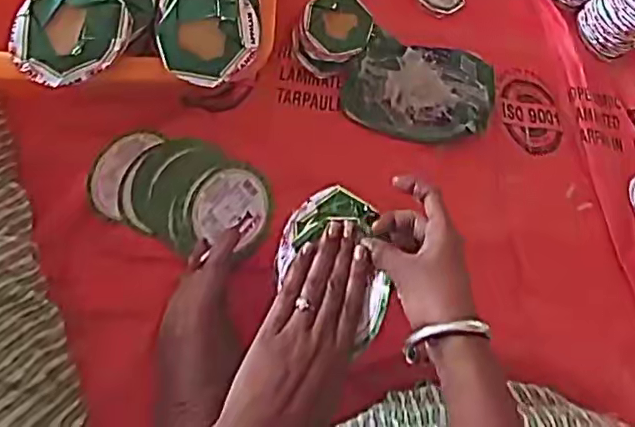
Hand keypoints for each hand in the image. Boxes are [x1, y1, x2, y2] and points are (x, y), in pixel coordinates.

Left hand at [215, 223, 373, 426]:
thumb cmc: (294, 425)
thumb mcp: (329, 395)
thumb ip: (337, 362)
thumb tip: (344, 344)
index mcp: (338, 354)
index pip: (354, 302)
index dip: (360, 272)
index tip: (365, 250)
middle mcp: (320, 336)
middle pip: (337, 285)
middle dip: (345, 252)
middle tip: (351, 227)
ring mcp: (295, 330)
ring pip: (315, 282)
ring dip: (326, 252)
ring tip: (332, 229)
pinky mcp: (270, 331)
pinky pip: (288, 292)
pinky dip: (298, 268)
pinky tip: (305, 251)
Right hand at [365, 175, 475, 331]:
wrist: (452, 338)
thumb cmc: (432, 295)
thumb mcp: (404, 270)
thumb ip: (383, 252)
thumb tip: (366, 242)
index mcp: (442, 229)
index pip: (429, 194)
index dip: (412, 184)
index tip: (393, 183)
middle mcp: (443, 239)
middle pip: (415, 219)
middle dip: (391, 223)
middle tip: (370, 236)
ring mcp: (440, 258)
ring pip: (412, 240)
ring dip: (391, 242)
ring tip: (370, 252)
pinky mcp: (434, 277)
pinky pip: (413, 257)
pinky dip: (397, 257)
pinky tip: (380, 266)